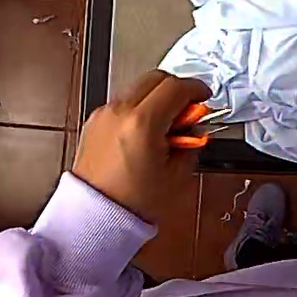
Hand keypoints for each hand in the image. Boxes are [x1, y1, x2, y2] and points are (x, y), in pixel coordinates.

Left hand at [73, 70, 210, 221]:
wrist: (92, 219)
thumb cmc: (131, 203)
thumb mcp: (177, 174)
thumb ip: (191, 144)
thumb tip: (193, 129)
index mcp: (143, 123)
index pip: (176, 87)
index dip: (197, 89)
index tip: (204, 98)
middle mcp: (119, 112)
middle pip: (156, 78)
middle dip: (177, 88)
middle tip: (189, 109)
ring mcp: (103, 115)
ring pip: (138, 88)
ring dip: (158, 97)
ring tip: (168, 125)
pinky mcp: (94, 123)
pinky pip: (123, 103)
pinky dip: (140, 108)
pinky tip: (148, 132)